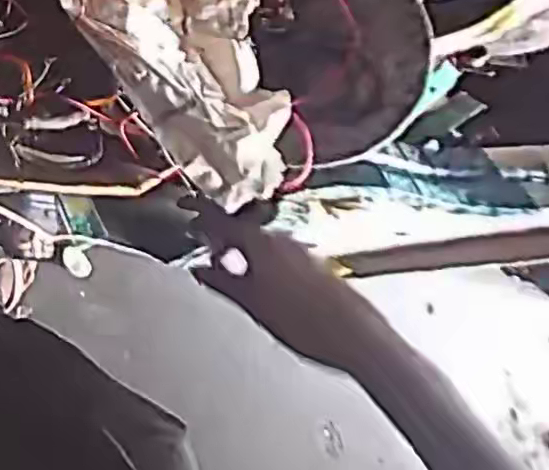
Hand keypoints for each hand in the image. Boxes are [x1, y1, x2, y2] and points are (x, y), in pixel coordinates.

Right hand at [184, 201, 394, 369]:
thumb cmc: (308, 324)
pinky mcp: (318, 266)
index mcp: (260, 242)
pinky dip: (265, 260)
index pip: (219, 217)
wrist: (364, 343)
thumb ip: (220, 282)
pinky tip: (265, 282)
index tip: (184, 205)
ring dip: (243, 250)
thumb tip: (200, 269)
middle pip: (241, 228)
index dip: (198, 209)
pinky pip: (280, 254)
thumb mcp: (251, 304)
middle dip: (221, 236)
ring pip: (262, 242)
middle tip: (206, 246)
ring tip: (233, 270)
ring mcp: (302, 252)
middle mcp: (281, 239)